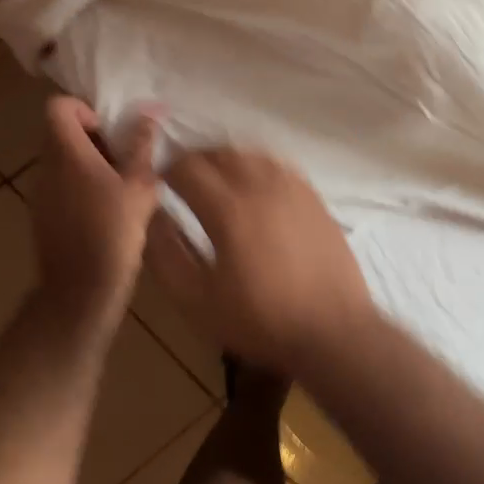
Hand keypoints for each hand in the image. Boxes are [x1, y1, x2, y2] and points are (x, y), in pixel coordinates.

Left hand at [29, 96, 161, 335]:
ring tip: (124, 186)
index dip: (85, 110)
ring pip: (63, 161)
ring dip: (92, 164)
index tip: (113, 131)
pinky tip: (111, 210)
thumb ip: (141, 146)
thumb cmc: (114, 232)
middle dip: (96, 138)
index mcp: (67, 154)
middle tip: (128, 158)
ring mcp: (41, 193)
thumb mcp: (140, 185)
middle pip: (62, 134)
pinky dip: (84, 187)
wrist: (81, 290)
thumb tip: (149, 113)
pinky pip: (62, 186)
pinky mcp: (44, 216)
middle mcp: (46, 168)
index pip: (58, 108)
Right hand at [147, 148, 377, 371]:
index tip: (156, 184)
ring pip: (253, 155)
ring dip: (228, 160)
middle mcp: (263, 186)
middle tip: (181, 179)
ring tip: (215, 181)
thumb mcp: (197, 300)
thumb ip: (166, 255)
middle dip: (195, 161)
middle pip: (221, 153)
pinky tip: (254, 188)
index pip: (188, 168)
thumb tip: (151, 218)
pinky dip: (258, 167)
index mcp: (230, 209)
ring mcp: (295, 189)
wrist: (332, 329)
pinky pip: (280, 167)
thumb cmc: (260, 321)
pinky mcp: (316, 199)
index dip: (166, 170)